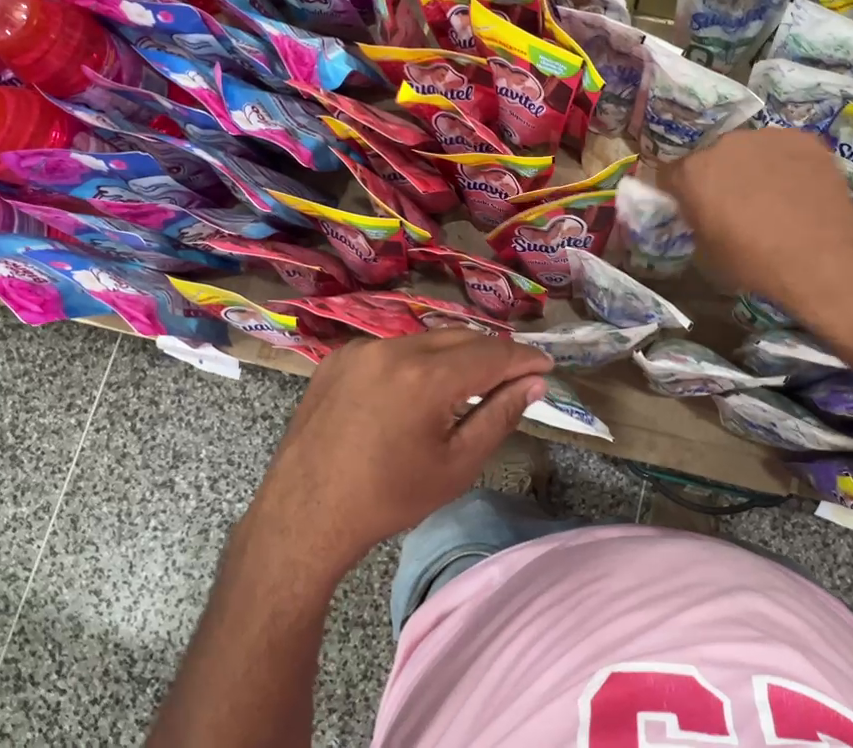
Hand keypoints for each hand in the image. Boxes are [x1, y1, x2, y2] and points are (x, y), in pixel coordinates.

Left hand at [250, 330, 552, 570]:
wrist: (305, 514)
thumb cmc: (388, 498)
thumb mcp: (456, 466)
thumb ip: (499, 416)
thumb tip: (534, 384)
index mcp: (425, 377)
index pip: (491, 354)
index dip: (524, 358)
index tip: (547, 366)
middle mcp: (393, 348)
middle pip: (460, 338)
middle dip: (492, 354)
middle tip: (516, 375)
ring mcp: (361, 349)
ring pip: (425, 340)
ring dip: (454, 355)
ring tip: (472, 382)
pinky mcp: (338, 358)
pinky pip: (392, 348)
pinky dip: (416, 360)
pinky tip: (419, 389)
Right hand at [658, 128, 852, 318]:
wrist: (821, 259)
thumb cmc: (755, 263)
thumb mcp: (707, 255)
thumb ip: (697, 224)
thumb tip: (702, 217)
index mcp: (693, 173)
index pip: (671, 174)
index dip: (680, 192)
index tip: (691, 208)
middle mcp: (725, 144)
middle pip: (714, 157)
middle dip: (720, 177)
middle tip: (737, 205)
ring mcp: (767, 137)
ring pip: (752, 149)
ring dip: (755, 167)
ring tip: (775, 197)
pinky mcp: (804, 139)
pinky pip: (787, 149)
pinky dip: (789, 165)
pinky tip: (801, 190)